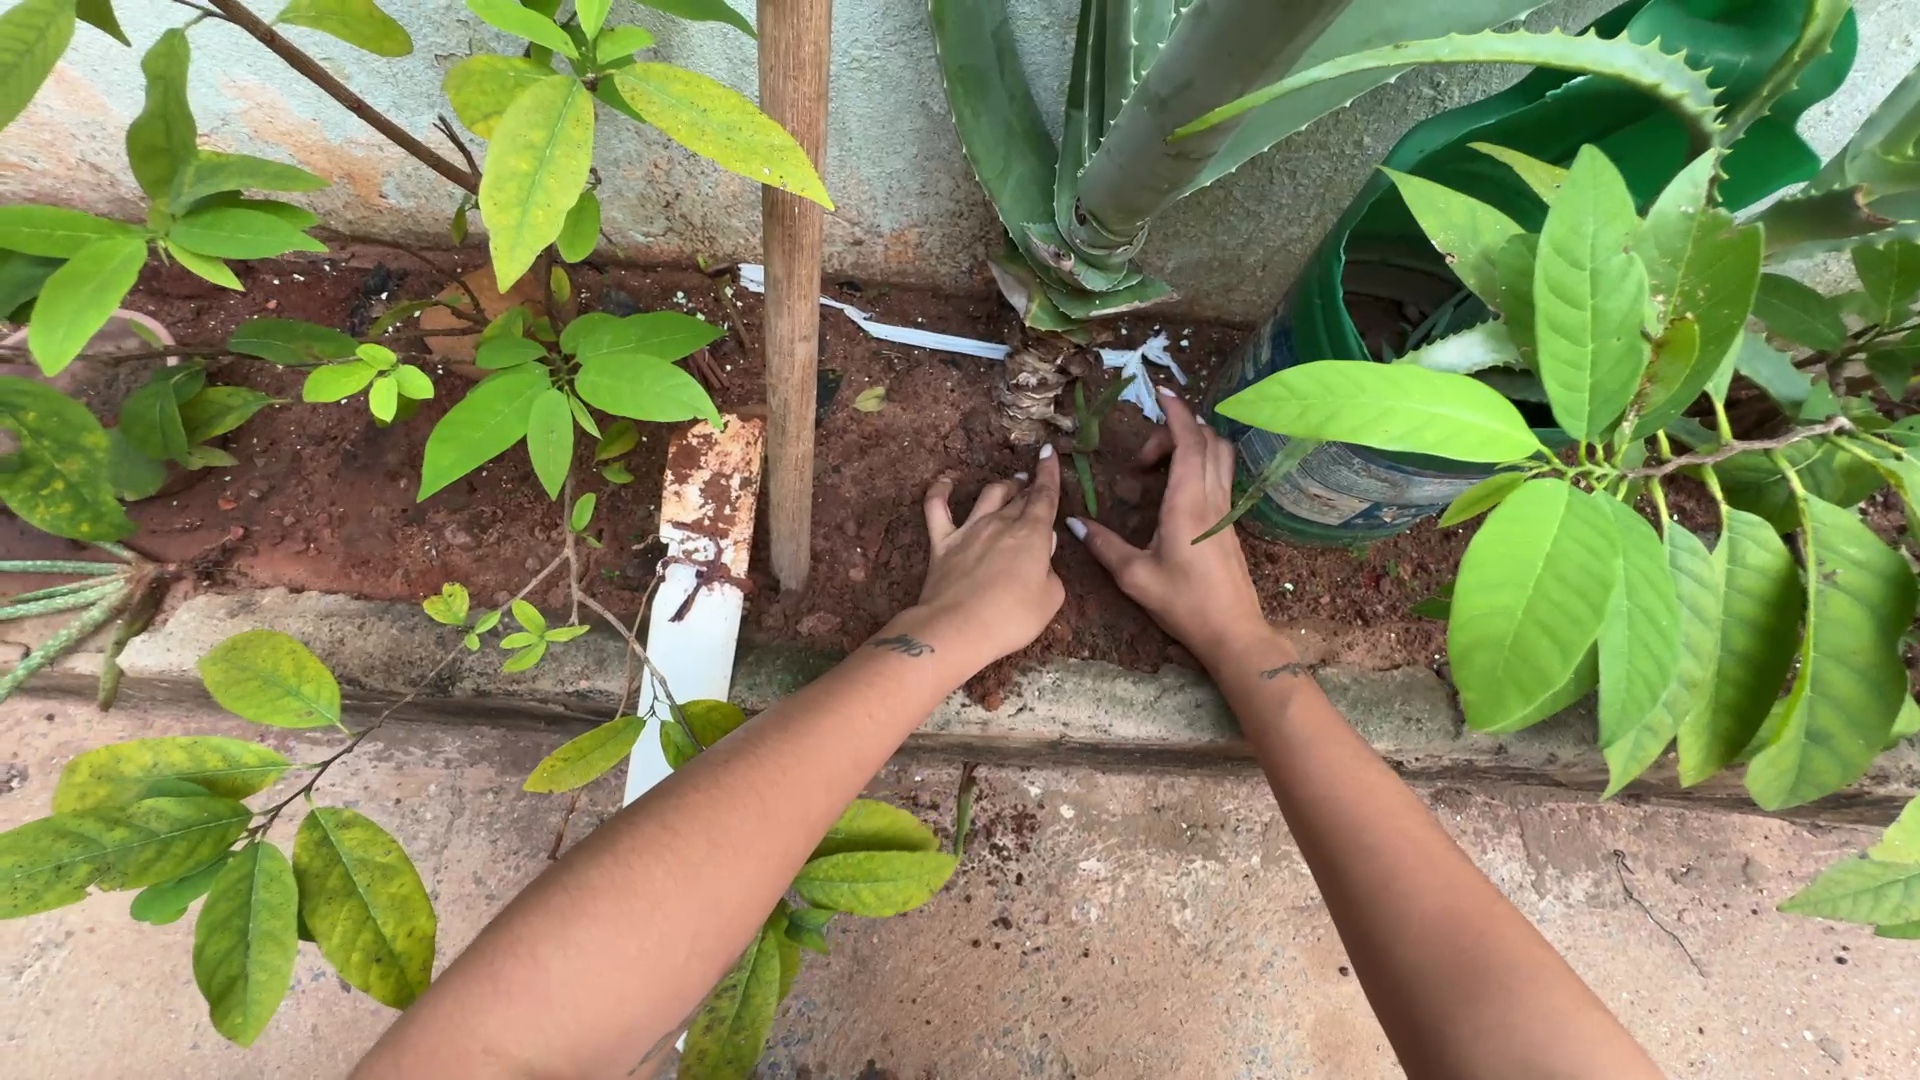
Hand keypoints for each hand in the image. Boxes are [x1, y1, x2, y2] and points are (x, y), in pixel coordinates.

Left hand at [905, 444, 1066, 664]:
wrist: (959, 628)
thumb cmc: (1012, 617)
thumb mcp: (1050, 598)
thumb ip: (1051, 571)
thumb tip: (1043, 553)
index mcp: (1032, 533)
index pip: (1045, 496)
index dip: (1049, 473)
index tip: (1049, 453)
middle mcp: (1001, 523)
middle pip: (1019, 497)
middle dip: (1030, 485)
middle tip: (1035, 482)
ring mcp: (969, 530)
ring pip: (988, 496)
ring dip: (1002, 486)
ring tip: (1010, 483)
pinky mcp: (942, 543)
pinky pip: (936, 509)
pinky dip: (940, 491)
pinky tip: (944, 482)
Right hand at [1069, 387, 1278, 667]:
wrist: (1232, 632)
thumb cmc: (1183, 604)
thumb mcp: (1133, 576)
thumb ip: (1104, 545)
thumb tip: (1076, 523)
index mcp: (1187, 504)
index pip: (1189, 441)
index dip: (1176, 411)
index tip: (1160, 392)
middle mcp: (1211, 499)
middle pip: (1207, 440)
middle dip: (1176, 429)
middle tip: (1142, 456)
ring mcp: (1224, 509)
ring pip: (1219, 455)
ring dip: (1193, 443)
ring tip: (1159, 462)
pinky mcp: (1228, 522)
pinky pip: (1220, 474)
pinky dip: (1200, 462)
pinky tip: (1176, 485)